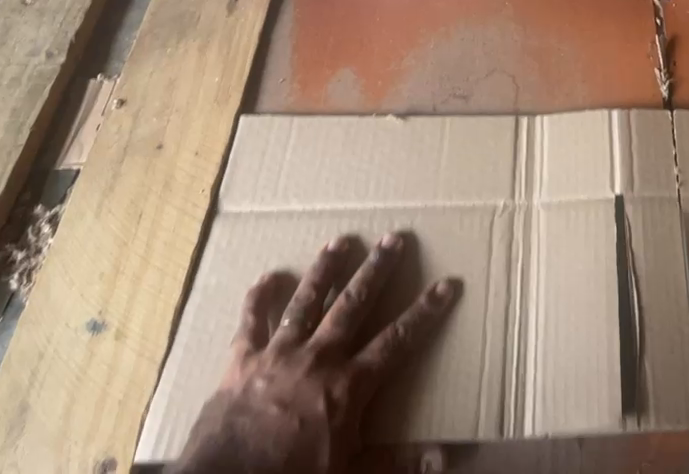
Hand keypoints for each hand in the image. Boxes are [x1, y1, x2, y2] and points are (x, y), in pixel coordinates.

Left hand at [171, 232, 461, 473]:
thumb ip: (396, 462)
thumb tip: (443, 459)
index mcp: (348, 385)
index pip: (397, 340)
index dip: (425, 312)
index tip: (447, 283)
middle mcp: (318, 358)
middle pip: (354, 304)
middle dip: (377, 269)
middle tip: (395, 238)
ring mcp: (279, 354)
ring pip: (308, 300)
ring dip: (326, 269)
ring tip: (341, 240)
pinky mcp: (242, 361)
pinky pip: (251, 322)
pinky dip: (259, 298)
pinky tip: (269, 276)